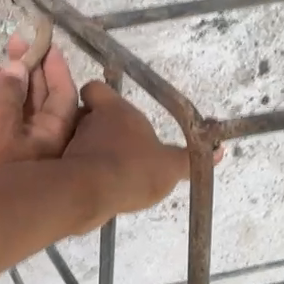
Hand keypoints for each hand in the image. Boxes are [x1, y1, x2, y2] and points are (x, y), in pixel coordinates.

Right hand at [0, 30, 78, 172]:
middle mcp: (40, 143)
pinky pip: (1, 123)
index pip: (63, 95)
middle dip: (24, 70)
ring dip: (2, 85)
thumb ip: (9, 92)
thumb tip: (19, 68)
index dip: (54, 67)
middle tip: (11, 44)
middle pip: (39, 99)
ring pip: (17, 109)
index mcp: (52, 136)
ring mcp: (18, 151)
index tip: (45, 45)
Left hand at [62, 81, 190, 212]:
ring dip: (93, 153)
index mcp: (113, 110)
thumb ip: (188, 159)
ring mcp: (72, 148)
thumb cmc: (134, 167)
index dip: (99, 95)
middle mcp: (87, 124)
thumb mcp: (171, 165)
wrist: (91, 194)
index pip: (96, 89)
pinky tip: (103, 188)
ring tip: (114, 170)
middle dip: (100, 128)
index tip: (108, 105)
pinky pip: (75, 169)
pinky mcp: (63, 172)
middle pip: (88, 118)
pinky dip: (86, 175)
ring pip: (80, 144)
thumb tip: (219, 152)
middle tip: (121, 145)